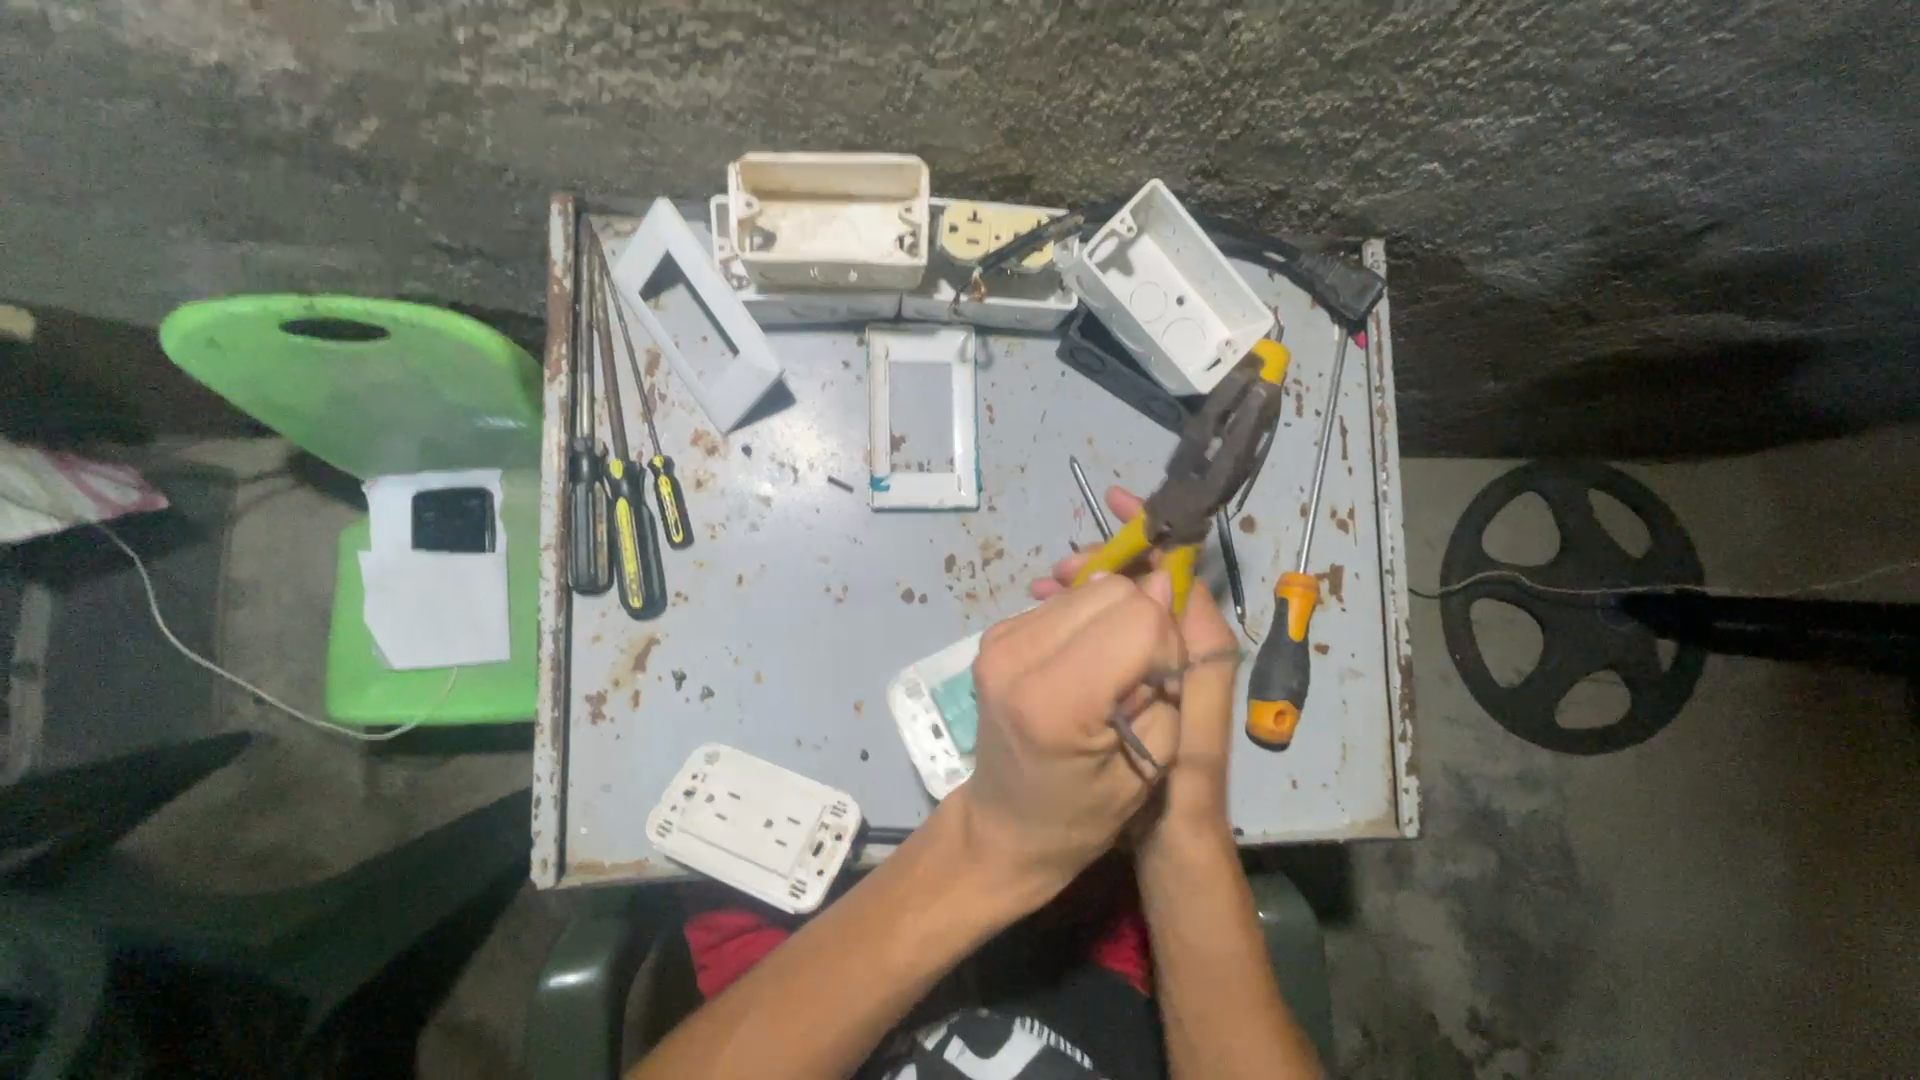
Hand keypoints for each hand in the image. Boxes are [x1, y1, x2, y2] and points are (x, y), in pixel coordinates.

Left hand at [950, 571, 1187, 900]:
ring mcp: (998, 640)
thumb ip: (1167, 674)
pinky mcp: (994, 633)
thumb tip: (1162, 586)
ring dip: (1111, 620)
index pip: (1138, 616)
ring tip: (1105, 672)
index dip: (1164, 645)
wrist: (1006, 825)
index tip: (1155, 687)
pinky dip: (1085, 624)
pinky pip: (1064, 601)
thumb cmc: (1085, 812)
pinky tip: (1081, 664)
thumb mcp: (1153, 760)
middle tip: (1134, 677)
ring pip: (1088, 588)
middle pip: (1111, 590)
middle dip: (1140, 623)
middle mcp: (1016, 656)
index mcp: (1055, 699)